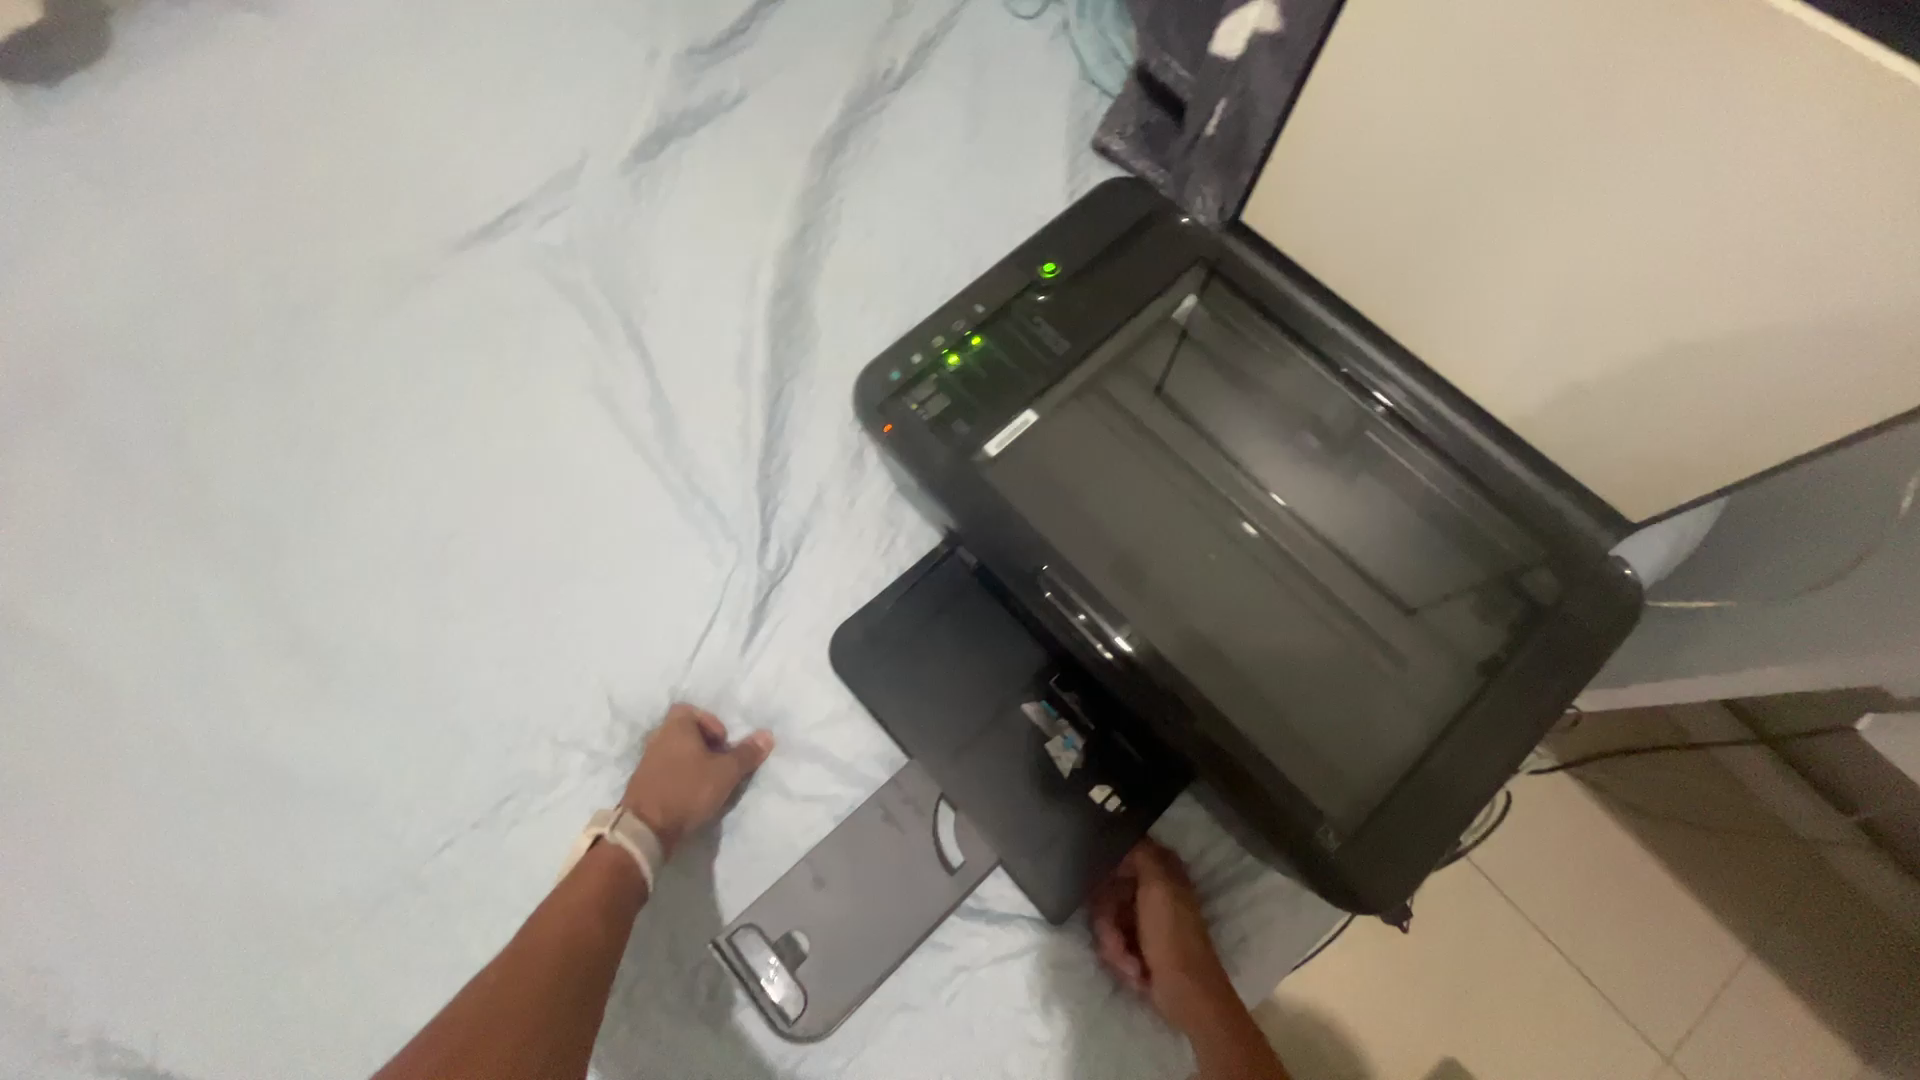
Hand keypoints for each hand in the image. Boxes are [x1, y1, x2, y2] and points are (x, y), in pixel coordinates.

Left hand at [620, 704, 773, 859]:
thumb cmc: (688, 790)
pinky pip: (667, 770)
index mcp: (675, 727)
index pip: (691, 710)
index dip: (711, 723)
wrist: (646, 829)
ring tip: (709, 782)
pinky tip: (692, 795)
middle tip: (720, 764)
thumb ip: (747, 753)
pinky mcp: (643, 783)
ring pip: (676, 753)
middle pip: (685, 732)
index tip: (723, 745)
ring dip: (693, 763)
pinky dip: (680, 777)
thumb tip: (767, 735)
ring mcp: (647, 761)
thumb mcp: (726, 772)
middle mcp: (657, 738)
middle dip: (705, 745)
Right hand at [1088, 838, 1239, 1035]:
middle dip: (1107, 920)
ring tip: (1128, 964)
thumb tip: (1125, 832)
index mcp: (1162, 871)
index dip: (1106, 869)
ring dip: (1113, 945)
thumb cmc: (1172, 937)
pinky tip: (1134, 972)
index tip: (1097, 885)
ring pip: (1107, 919)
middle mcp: (1153, 890)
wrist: (1186, 995)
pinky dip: (1119, 958)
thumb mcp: (1157, 886)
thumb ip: (1141, 853)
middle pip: (1108, 890)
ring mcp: (1144, 918)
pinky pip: (1112, 941)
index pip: (1123, 855)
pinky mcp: (1137, 944)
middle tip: (1113, 939)